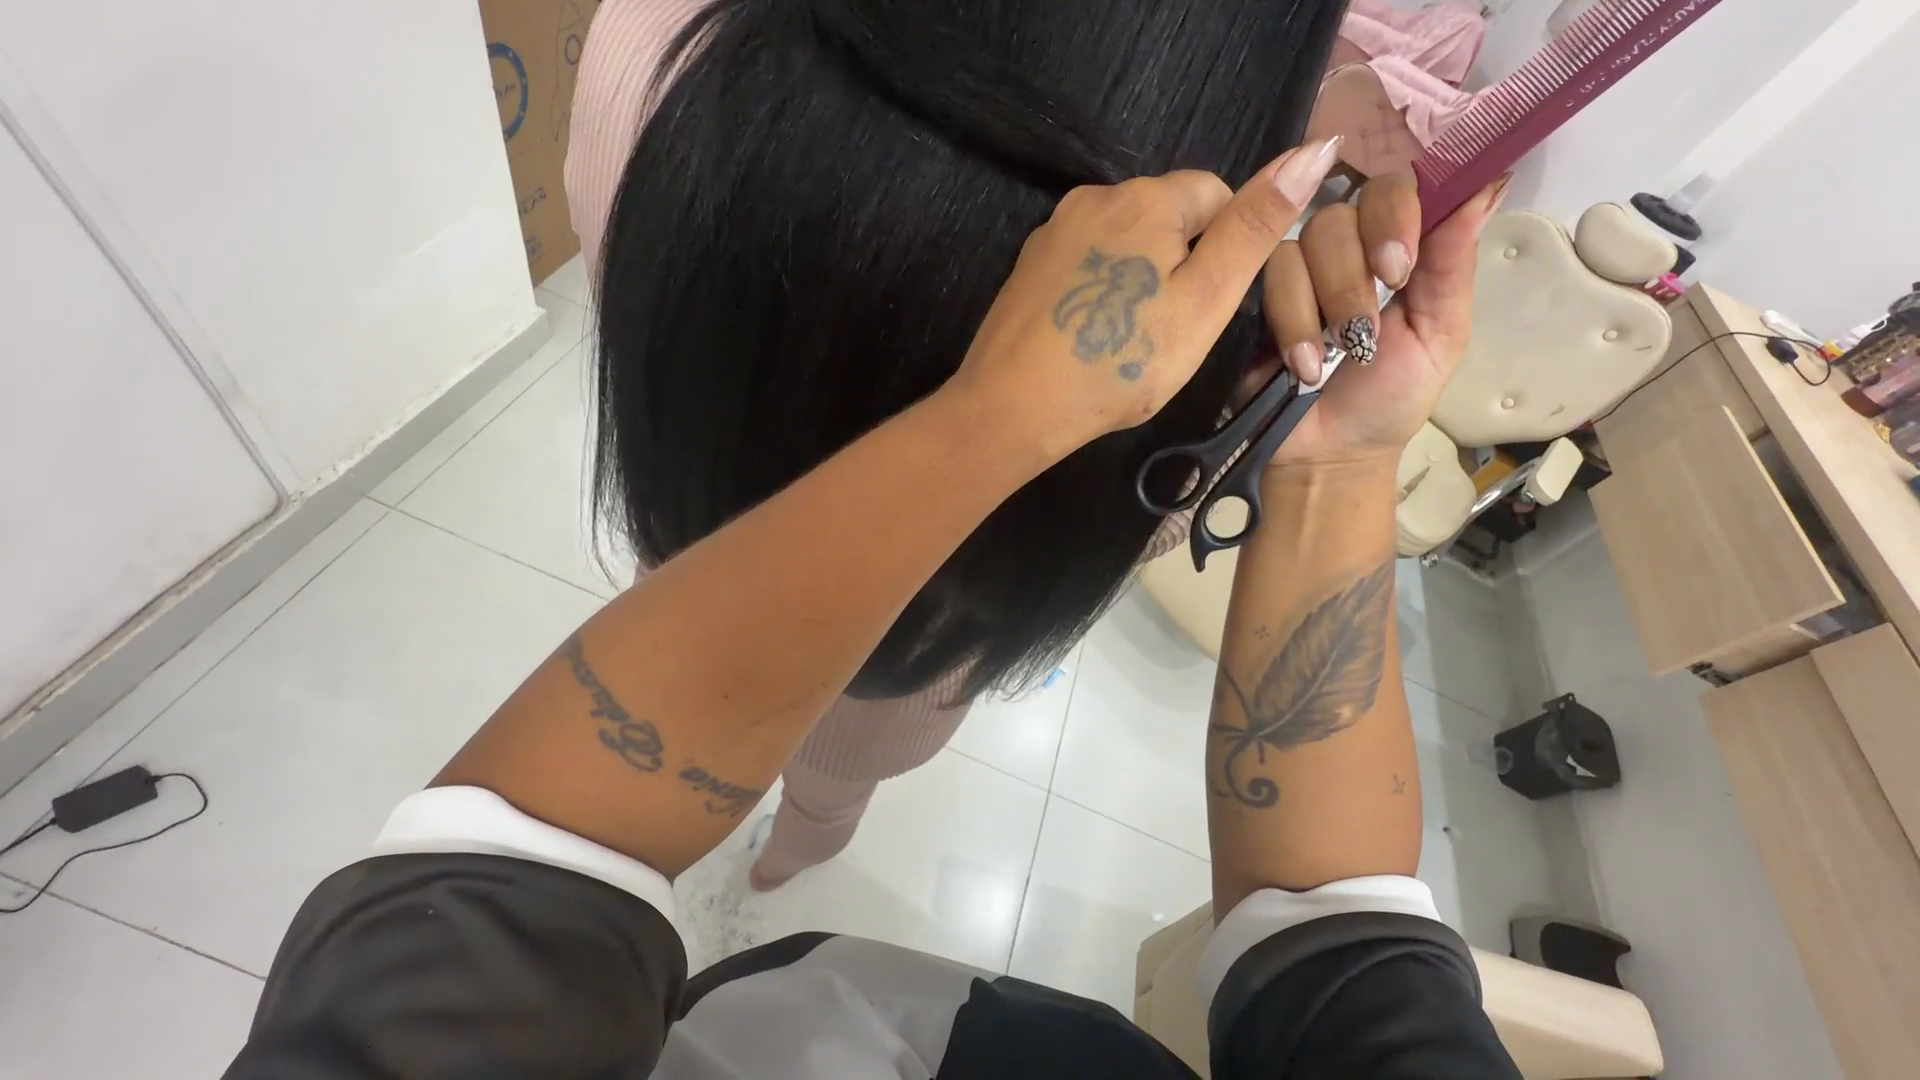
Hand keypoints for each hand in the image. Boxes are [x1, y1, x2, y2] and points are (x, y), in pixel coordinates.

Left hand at [948, 139, 1344, 458]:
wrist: (1013, 407)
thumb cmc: (1119, 360)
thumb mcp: (1204, 300)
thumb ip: (1254, 228)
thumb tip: (1315, 149)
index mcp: (1144, 198)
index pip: (1214, 194)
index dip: (1224, 249)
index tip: (1206, 305)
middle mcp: (1094, 198)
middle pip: (1165, 217)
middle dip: (1180, 264)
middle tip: (1167, 331)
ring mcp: (1053, 232)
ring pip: (1124, 244)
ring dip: (1139, 280)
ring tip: (1127, 338)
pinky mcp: (1028, 268)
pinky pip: (1086, 266)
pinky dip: (1100, 293)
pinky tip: (1092, 336)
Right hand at [1261, 172, 1510, 467]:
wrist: (1331, 452)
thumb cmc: (1389, 398)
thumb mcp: (1440, 335)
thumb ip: (1453, 264)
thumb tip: (1490, 183)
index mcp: (1395, 250)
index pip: (1393, 189)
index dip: (1394, 215)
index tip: (1399, 269)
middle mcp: (1344, 251)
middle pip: (1341, 213)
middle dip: (1356, 271)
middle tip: (1367, 324)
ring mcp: (1296, 275)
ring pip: (1303, 246)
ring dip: (1328, 302)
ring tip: (1341, 353)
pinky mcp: (1256, 300)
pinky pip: (1268, 280)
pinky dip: (1292, 322)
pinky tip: (1304, 363)